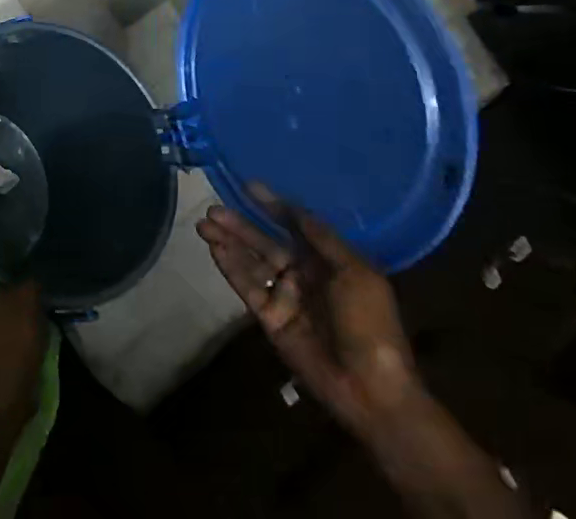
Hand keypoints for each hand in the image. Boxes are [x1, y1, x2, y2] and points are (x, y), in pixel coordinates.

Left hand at [0, 279, 46, 409]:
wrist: (5, 390)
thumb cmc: (15, 337)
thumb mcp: (29, 298)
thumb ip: (30, 280)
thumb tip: (33, 273)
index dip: (18, 270)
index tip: (36, 272)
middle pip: (4, 292)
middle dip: (22, 293)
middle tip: (44, 292)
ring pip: (9, 314)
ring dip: (24, 315)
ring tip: (45, 313)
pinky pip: (11, 334)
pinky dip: (23, 334)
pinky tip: (38, 334)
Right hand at [198, 189, 419, 434]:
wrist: (370, 387)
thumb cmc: (370, 323)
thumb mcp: (356, 272)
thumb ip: (322, 239)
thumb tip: (294, 208)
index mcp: (329, 262)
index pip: (295, 226)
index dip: (273, 206)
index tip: (249, 187)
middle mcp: (304, 275)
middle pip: (266, 243)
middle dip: (241, 225)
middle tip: (213, 209)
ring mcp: (285, 297)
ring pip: (252, 263)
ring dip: (229, 243)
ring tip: (204, 224)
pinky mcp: (270, 318)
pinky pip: (247, 288)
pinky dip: (230, 268)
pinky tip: (215, 249)